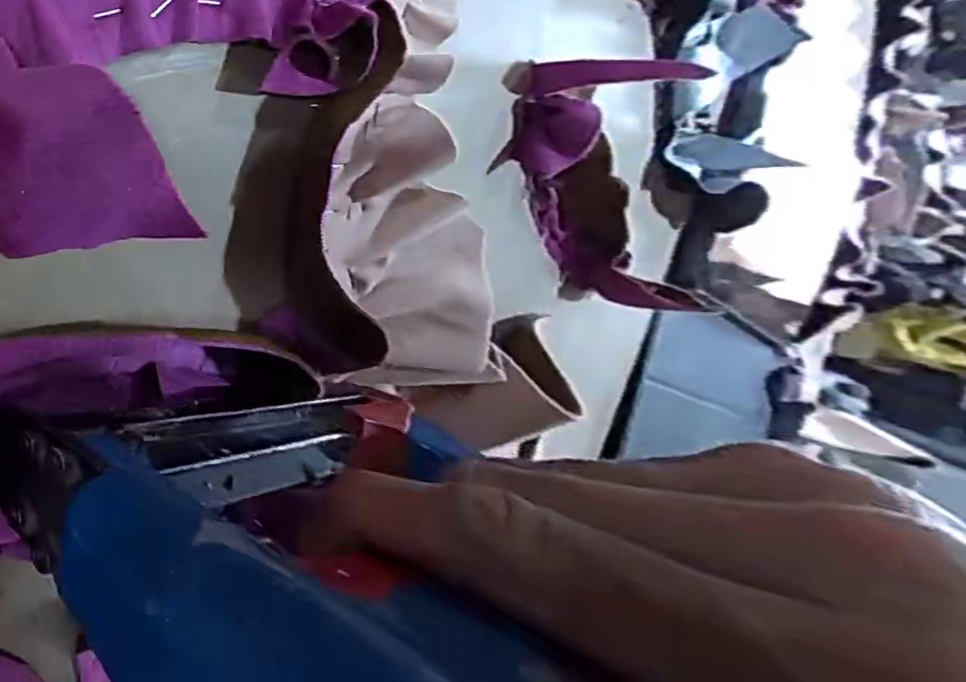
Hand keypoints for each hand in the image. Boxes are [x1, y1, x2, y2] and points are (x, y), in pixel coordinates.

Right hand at [328, 442, 965, 680]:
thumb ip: (569, 674)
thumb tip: (435, 615)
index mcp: (815, 657)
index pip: (526, 541)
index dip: (396, 519)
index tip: (318, 529)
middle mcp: (809, 532)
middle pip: (529, 490)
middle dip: (434, 520)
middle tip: (386, 566)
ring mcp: (816, 485)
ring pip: (567, 472)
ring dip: (509, 519)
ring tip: (502, 577)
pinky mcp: (811, 473)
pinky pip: (631, 478)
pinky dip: (584, 518)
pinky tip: (608, 568)